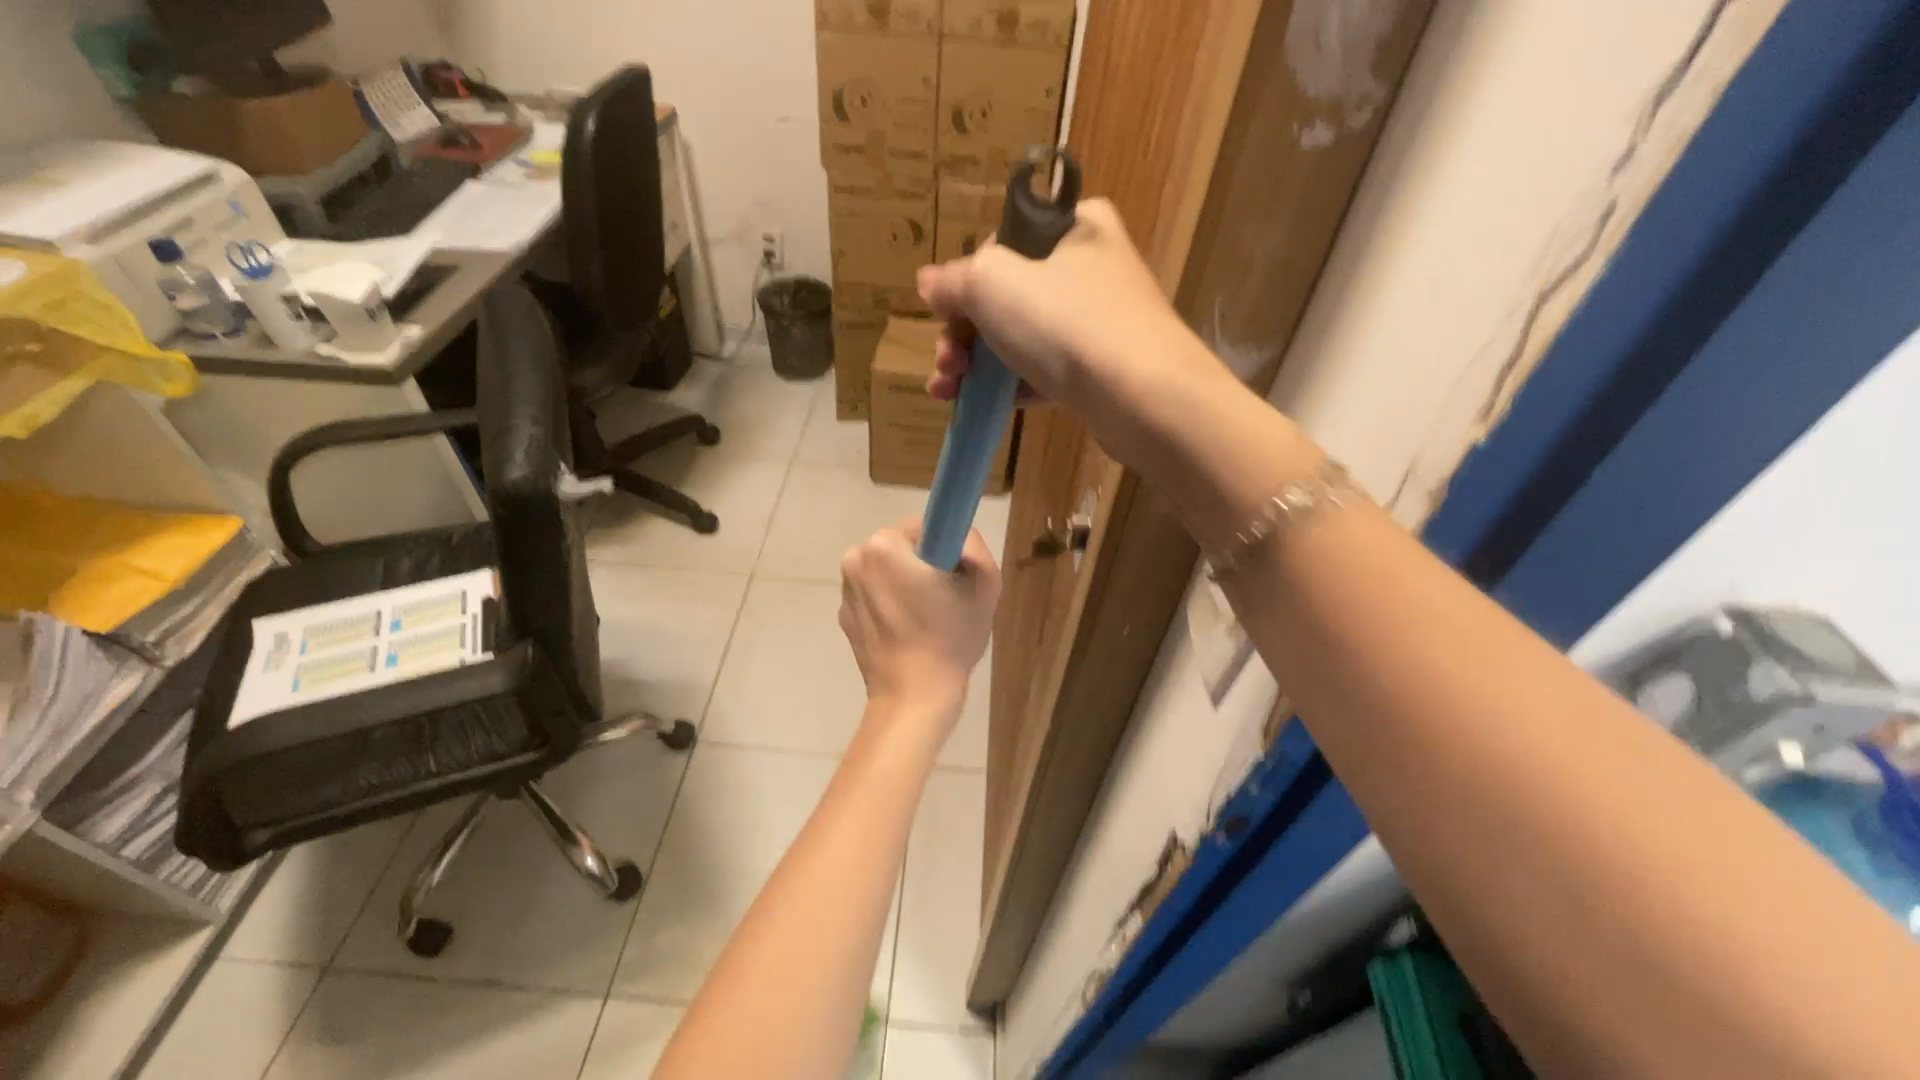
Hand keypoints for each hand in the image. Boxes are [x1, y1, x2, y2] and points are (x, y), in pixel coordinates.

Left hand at [839, 520, 1000, 723]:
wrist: (915, 697)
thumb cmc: (951, 638)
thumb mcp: (985, 584)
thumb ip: (973, 545)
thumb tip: (957, 537)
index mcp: (884, 546)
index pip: (922, 527)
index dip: (944, 549)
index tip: (954, 577)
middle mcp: (856, 560)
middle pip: (902, 548)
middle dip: (924, 565)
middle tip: (946, 599)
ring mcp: (845, 591)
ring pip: (887, 572)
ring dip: (905, 585)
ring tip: (927, 620)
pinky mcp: (844, 617)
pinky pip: (874, 597)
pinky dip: (890, 606)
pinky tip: (907, 633)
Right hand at [916, 199, 1220, 435]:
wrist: (1142, 397)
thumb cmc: (1066, 322)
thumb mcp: (992, 283)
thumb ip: (953, 279)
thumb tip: (930, 282)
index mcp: (1076, 226)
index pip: (1005, 243)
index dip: (967, 279)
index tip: (946, 313)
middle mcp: (1091, 266)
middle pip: (1007, 295)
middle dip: (962, 333)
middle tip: (945, 363)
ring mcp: (1098, 321)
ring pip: (1020, 337)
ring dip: (975, 364)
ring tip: (947, 391)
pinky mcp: (1100, 369)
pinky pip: (1041, 371)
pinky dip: (1007, 387)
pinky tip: (976, 407)